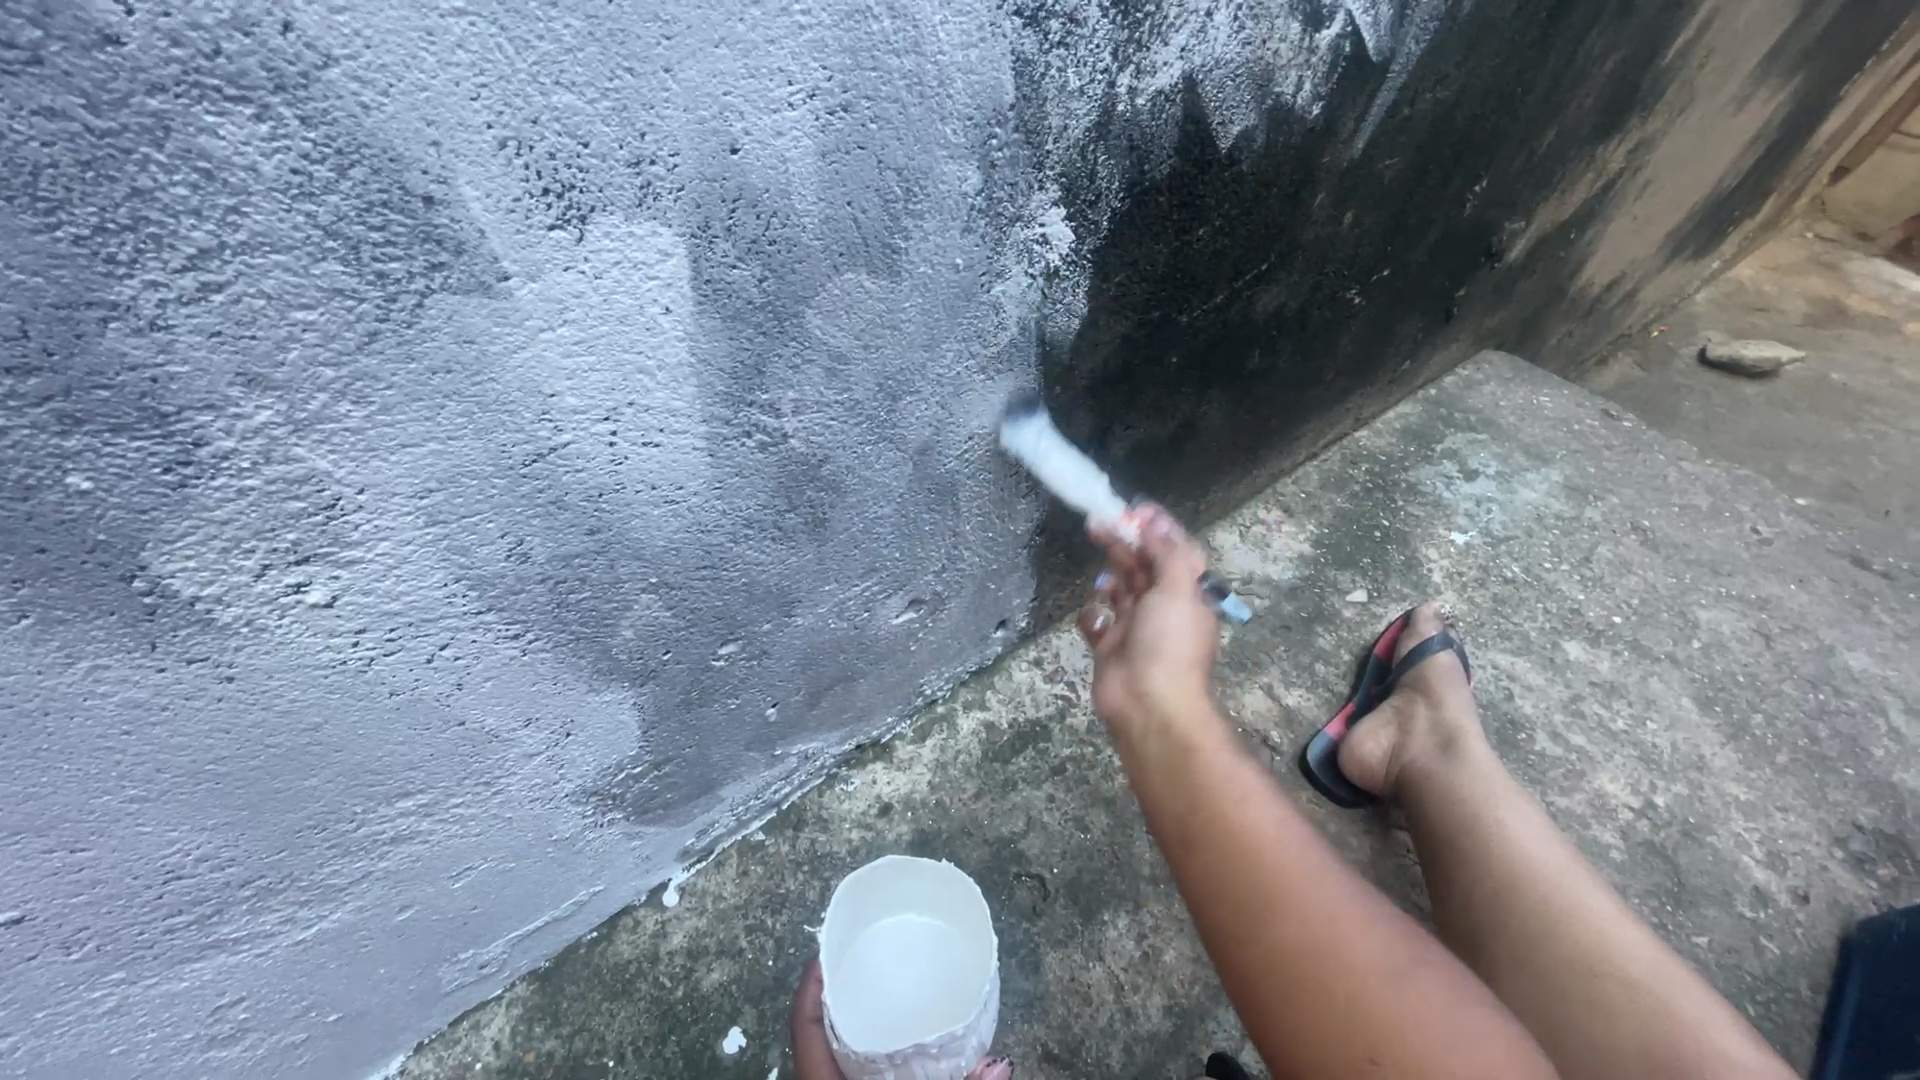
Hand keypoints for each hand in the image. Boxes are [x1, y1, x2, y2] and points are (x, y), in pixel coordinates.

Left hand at [790, 958, 1011, 1079]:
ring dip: (849, 1026)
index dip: (810, 984)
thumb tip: (1003, 1064)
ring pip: (829, 1061)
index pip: (804, 1028)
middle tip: (871, 958)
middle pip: (815, 1037)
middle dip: (837, 996)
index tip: (829, 948)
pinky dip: (861, 1055)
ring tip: (882, 989)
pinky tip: (890, 1047)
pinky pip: (844, 1076)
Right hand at [1076, 502, 1218, 731]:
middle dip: (1123, 542)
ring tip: (1099, 571)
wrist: (1150, 706)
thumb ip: (1166, 551)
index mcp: (1188, 592)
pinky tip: (1094, 618)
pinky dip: (1092, 616)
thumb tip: (1153, 521)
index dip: (1156, 527)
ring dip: (1109, 573)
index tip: (1133, 509)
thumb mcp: (1177, 588)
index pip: (1174, 549)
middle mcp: (1163, 606)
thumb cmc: (1169, 644)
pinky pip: (1097, 621)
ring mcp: (1136, 626)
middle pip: (1142, 564)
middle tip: (1098, 521)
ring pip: (1120, 587)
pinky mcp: (1110, 646)